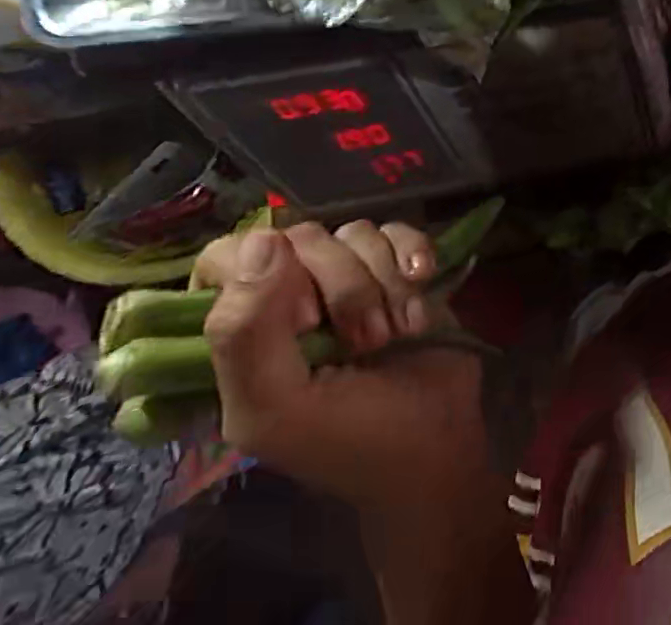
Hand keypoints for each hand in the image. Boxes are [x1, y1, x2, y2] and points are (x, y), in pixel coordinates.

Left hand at [192, 225, 499, 531]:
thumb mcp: (278, 407)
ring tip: (400, 330)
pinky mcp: (401, 270)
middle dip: (345, 287)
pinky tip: (424, 282)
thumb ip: (246, 333)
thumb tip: (264, 240)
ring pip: (356, 234)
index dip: (267, 273)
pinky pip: (399, 232)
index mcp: (244, 330)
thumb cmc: (352, 437)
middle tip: (366, 341)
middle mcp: (294, 295)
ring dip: (385, 282)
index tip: (304, 319)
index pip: (230, 257)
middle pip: (304, 240)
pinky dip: (414, 254)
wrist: (440, 440)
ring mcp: (352, 279)